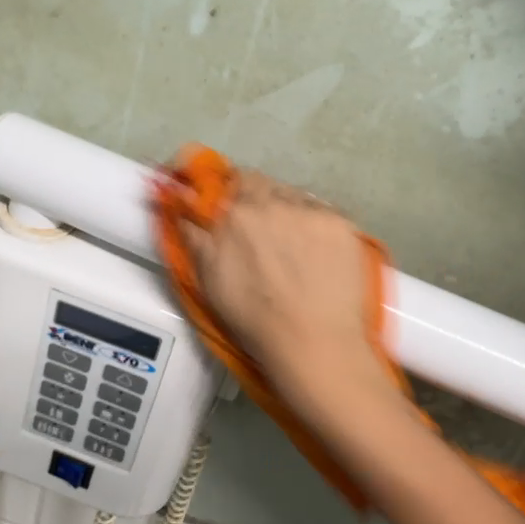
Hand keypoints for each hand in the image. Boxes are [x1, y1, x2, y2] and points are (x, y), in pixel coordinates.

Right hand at [177, 170, 380, 380]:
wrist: (313, 342)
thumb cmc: (253, 317)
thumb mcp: (208, 278)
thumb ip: (194, 234)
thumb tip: (182, 202)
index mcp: (237, 212)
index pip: (234, 180)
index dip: (234, 195)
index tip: (235, 212)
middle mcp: (274, 201)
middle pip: (266, 185)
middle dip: (262, 201)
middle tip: (265, 235)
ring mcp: (313, 211)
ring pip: (296, 198)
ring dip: (290, 213)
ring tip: (294, 248)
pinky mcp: (342, 224)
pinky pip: (324, 215)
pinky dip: (318, 228)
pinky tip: (319, 255)